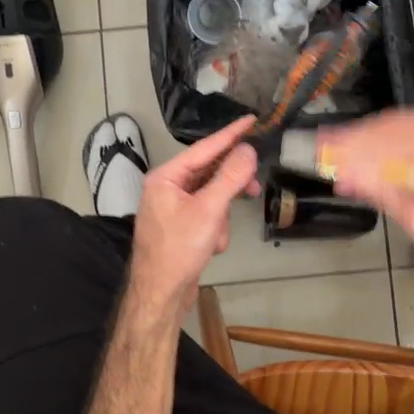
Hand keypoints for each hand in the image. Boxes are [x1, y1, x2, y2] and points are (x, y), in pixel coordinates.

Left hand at [126, 116, 260, 316]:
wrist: (161, 293)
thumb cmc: (179, 249)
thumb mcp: (209, 210)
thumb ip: (230, 177)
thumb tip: (248, 150)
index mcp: (166, 177)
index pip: (204, 148)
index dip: (230, 134)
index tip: (250, 119)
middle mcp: (167, 187)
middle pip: (210, 172)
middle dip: (229, 187)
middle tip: (253, 186)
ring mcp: (174, 207)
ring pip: (213, 196)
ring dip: (222, 216)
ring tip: (217, 235)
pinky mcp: (182, 225)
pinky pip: (209, 215)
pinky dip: (216, 228)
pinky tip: (212, 246)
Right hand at [320, 110, 413, 271]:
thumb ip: (386, 195)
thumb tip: (347, 178)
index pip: (385, 149)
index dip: (349, 153)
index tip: (322, 157)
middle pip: (390, 129)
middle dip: (353, 139)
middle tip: (322, 147)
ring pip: (401, 122)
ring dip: (368, 133)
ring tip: (338, 144)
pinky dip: (389, 131)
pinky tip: (370, 141)